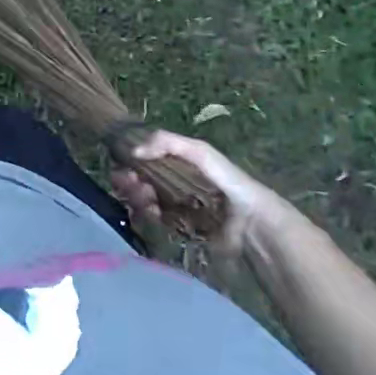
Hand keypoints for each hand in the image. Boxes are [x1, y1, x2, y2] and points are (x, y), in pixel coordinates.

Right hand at [110, 130, 298, 251]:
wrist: (251, 223)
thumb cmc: (228, 182)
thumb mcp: (201, 153)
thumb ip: (168, 143)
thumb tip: (134, 151)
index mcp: (181, 166)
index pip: (147, 160)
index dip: (133, 160)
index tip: (124, 162)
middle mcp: (175, 186)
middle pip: (141, 181)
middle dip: (130, 179)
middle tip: (127, 180)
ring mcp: (175, 209)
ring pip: (143, 201)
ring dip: (135, 196)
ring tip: (141, 196)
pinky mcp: (176, 230)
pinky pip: (152, 223)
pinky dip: (144, 216)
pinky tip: (148, 211)